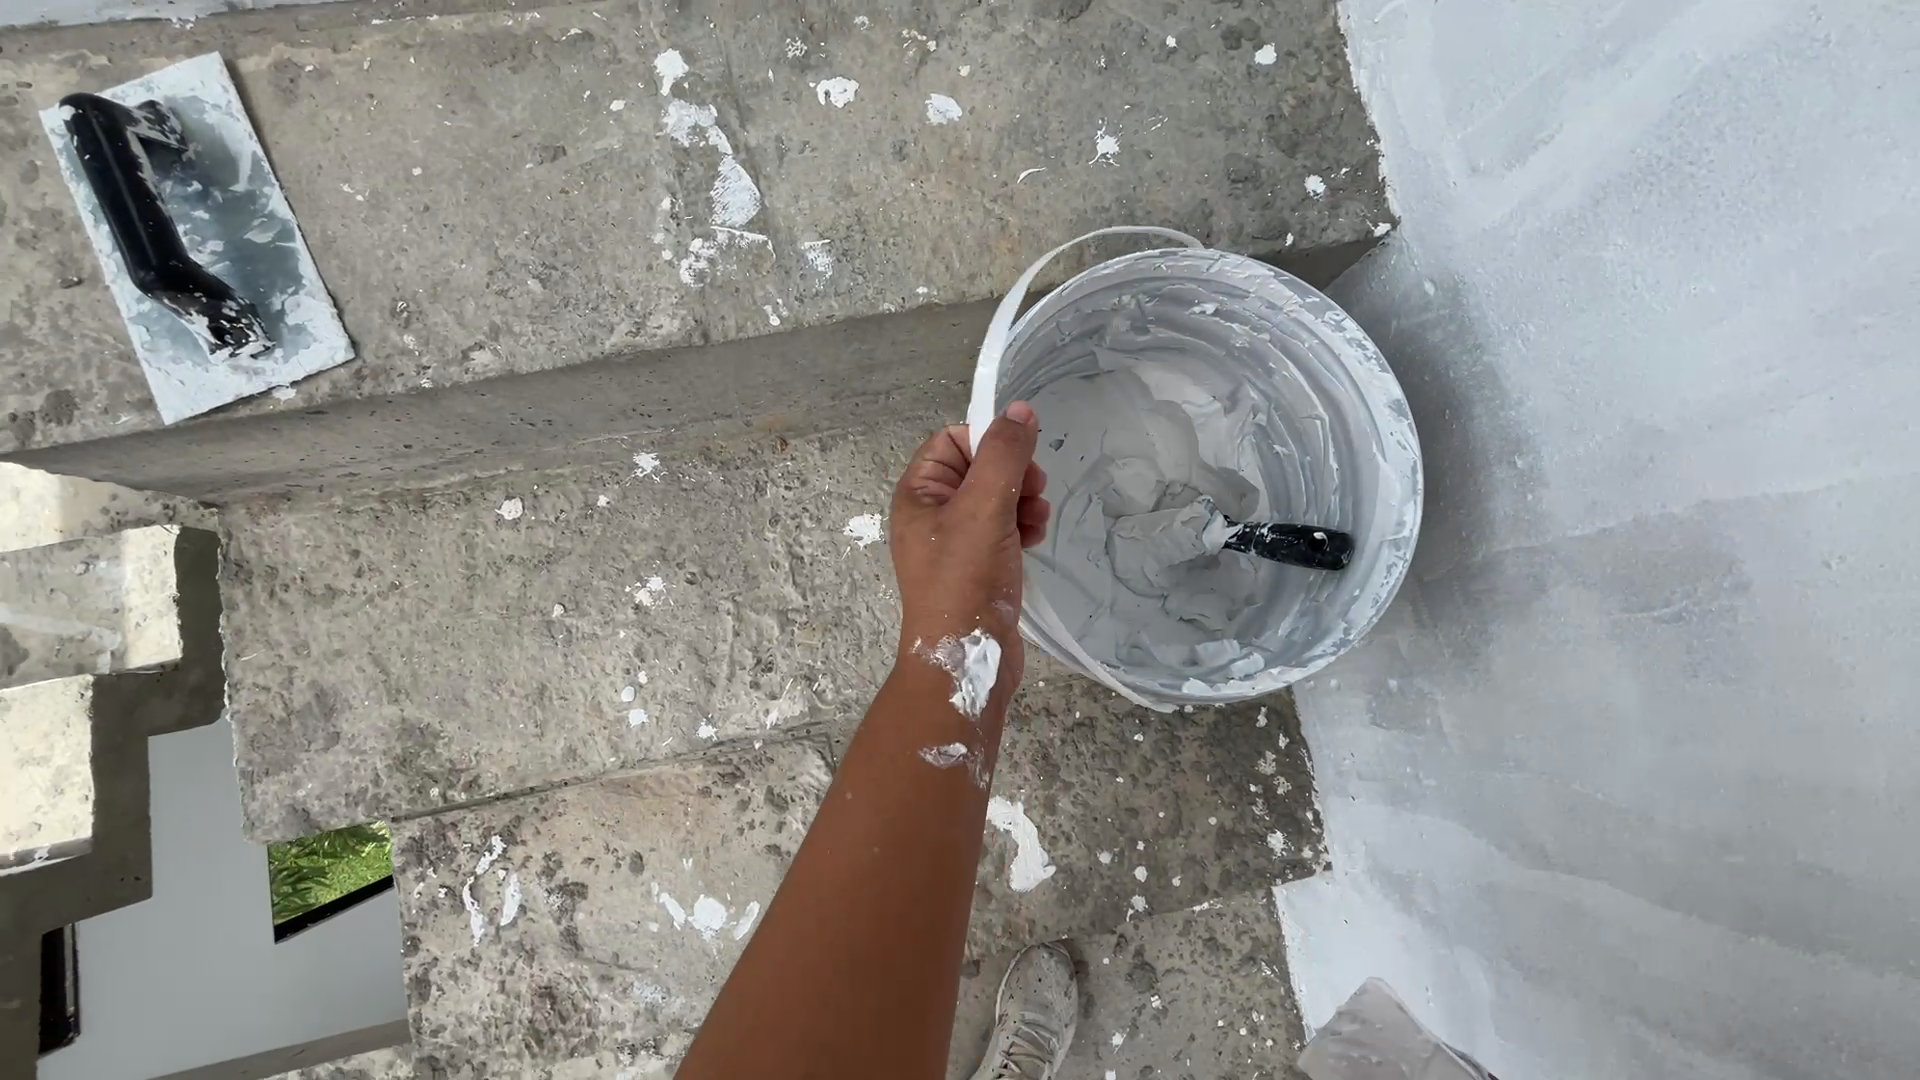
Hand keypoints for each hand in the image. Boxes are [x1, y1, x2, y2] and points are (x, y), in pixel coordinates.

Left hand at [889, 402, 1050, 671]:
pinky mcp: (978, 566)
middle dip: (1013, 473)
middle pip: (979, 468)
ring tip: (1039, 518)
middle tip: (1035, 488)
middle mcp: (932, 513)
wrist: (966, 658)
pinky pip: (1003, 529)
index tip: (1021, 454)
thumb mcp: (984, 507)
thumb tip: (1020, 408)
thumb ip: (1003, 454)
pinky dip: (1023, 527)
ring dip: (1024, 501)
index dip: (988, 440)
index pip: (952, 440)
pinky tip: (1037, 538)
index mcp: (918, 493)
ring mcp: (955, 542)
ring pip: (997, 499)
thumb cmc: (965, 578)